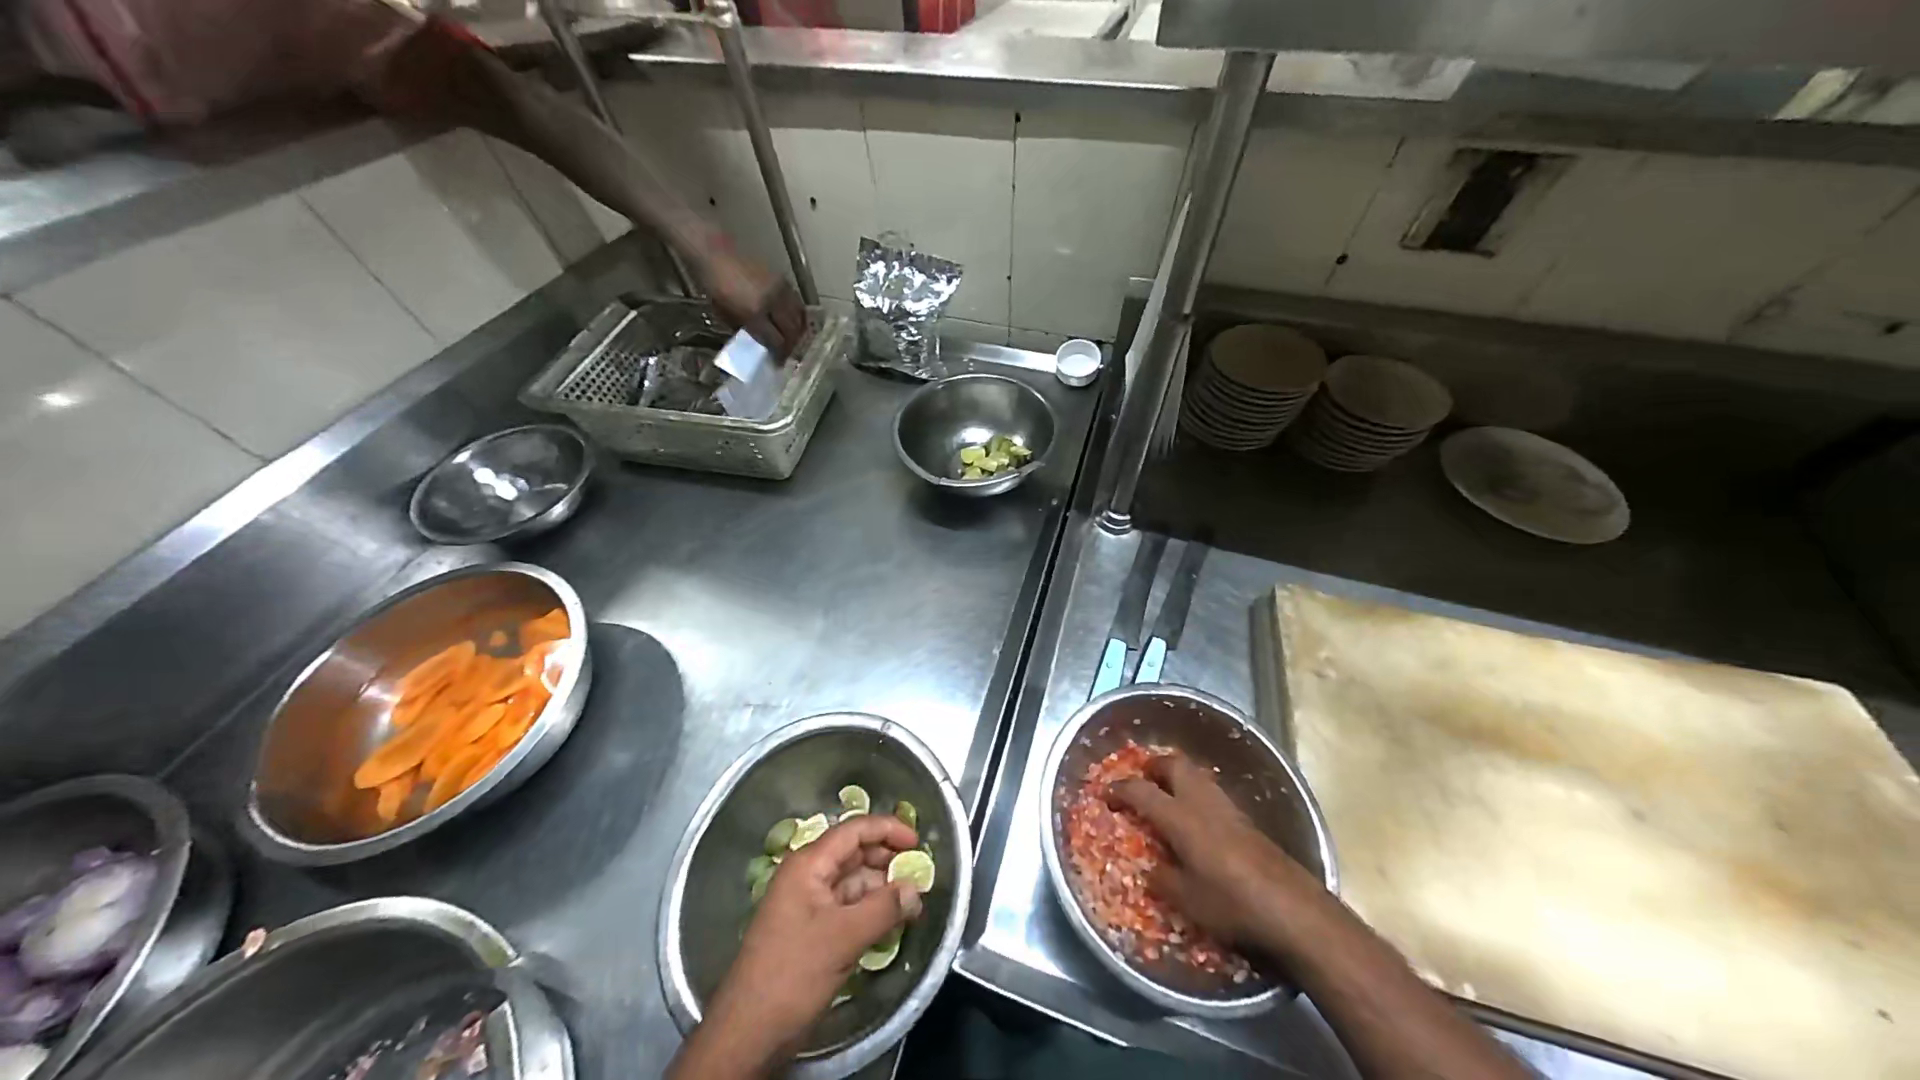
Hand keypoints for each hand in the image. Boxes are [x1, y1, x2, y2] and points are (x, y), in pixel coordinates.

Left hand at [684, 815, 921, 1075]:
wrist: (749, 1030)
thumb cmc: (792, 974)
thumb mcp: (843, 937)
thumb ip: (884, 909)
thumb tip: (915, 890)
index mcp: (808, 864)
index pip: (854, 831)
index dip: (887, 830)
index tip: (918, 842)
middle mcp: (808, 876)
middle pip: (854, 853)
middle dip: (888, 860)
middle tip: (920, 873)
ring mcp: (809, 903)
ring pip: (853, 881)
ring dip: (882, 888)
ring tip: (913, 900)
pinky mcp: (813, 930)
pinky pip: (848, 907)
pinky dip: (871, 909)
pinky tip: (893, 920)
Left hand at [696, 248, 807, 361]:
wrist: (713, 250)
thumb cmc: (712, 281)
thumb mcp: (724, 311)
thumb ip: (744, 327)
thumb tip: (759, 341)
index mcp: (755, 312)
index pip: (775, 340)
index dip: (779, 354)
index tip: (778, 363)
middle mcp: (772, 302)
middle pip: (791, 330)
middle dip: (792, 345)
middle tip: (789, 354)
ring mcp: (779, 289)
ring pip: (798, 316)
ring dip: (798, 330)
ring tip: (794, 338)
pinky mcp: (782, 279)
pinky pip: (797, 302)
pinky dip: (798, 314)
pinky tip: (793, 319)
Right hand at [1108, 750, 1328, 954]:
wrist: (1294, 910)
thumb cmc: (1232, 903)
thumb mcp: (1187, 899)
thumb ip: (1163, 878)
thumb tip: (1151, 869)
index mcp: (1180, 818)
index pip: (1141, 792)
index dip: (1120, 789)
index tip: (1106, 793)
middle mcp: (1202, 803)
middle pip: (1174, 765)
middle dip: (1153, 767)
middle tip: (1141, 780)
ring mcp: (1229, 808)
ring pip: (1197, 776)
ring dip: (1177, 777)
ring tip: (1167, 795)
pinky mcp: (1248, 821)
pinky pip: (1213, 794)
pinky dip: (1197, 794)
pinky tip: (1197, 819)